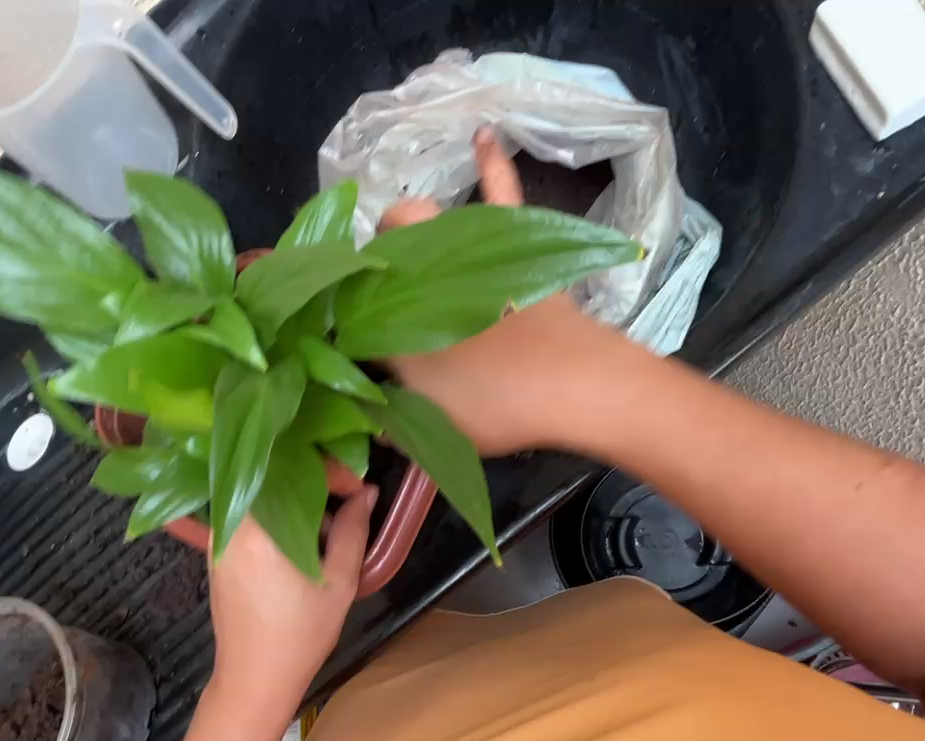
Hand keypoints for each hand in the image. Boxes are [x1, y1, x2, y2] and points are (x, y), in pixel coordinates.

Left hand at [205, 487, 377, 730]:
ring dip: (295, 502)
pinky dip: (278, 519)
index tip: (358, 489)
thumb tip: (365, 493)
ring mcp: (220, 537)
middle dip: (314, 483)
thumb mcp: (339, 582)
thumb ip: (353, 531)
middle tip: (344, 508)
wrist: (253, 679)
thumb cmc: (299, 634)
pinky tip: (301, 546)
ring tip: (325, 535)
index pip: (295, 470)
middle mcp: (231, 523)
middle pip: (273, 477)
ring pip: (262, 496)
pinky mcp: (218, 552)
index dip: (333, 472)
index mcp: (258, 526)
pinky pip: (250, 516)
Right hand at [381, 127, 657, 455]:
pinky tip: (483, 134)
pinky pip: (501, 194)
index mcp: (398, 320)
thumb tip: (377, 420)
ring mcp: (470, 255)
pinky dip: (492, 165)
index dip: (349, 327)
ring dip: (406, 235)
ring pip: (424, 228)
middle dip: (370, 276)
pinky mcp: (516, 244)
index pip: (357, 312)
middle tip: (382, 308)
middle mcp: (424, 277)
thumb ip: (397, 421)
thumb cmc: (498, 406)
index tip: (354, 348)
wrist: (575, 386)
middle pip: (381, 260)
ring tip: (401, 252)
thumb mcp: (433, 422)